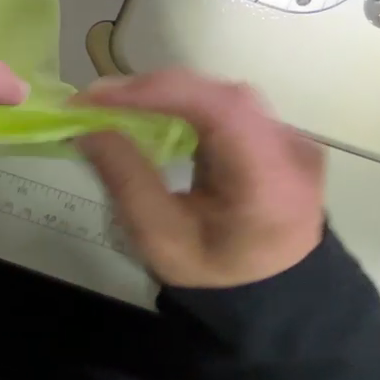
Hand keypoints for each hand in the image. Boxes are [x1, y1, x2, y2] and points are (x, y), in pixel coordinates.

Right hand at [75, 69, 324, 288]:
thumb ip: (125, 178)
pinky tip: (144, 112)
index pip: (222, 110)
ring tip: (110, 104)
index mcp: (270, 181)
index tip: (96, 99)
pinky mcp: (274, 138)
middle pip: (221, 96)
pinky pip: (223, 107)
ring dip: (161, 94)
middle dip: (152, 90)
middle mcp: (291, 149)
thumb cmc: (209, 267)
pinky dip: (177, 104)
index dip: (157, 93)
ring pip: (220, 95)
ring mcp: (288, 140)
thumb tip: (88, 129)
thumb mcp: (158, 235)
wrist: (268, 288)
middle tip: (93, 101)